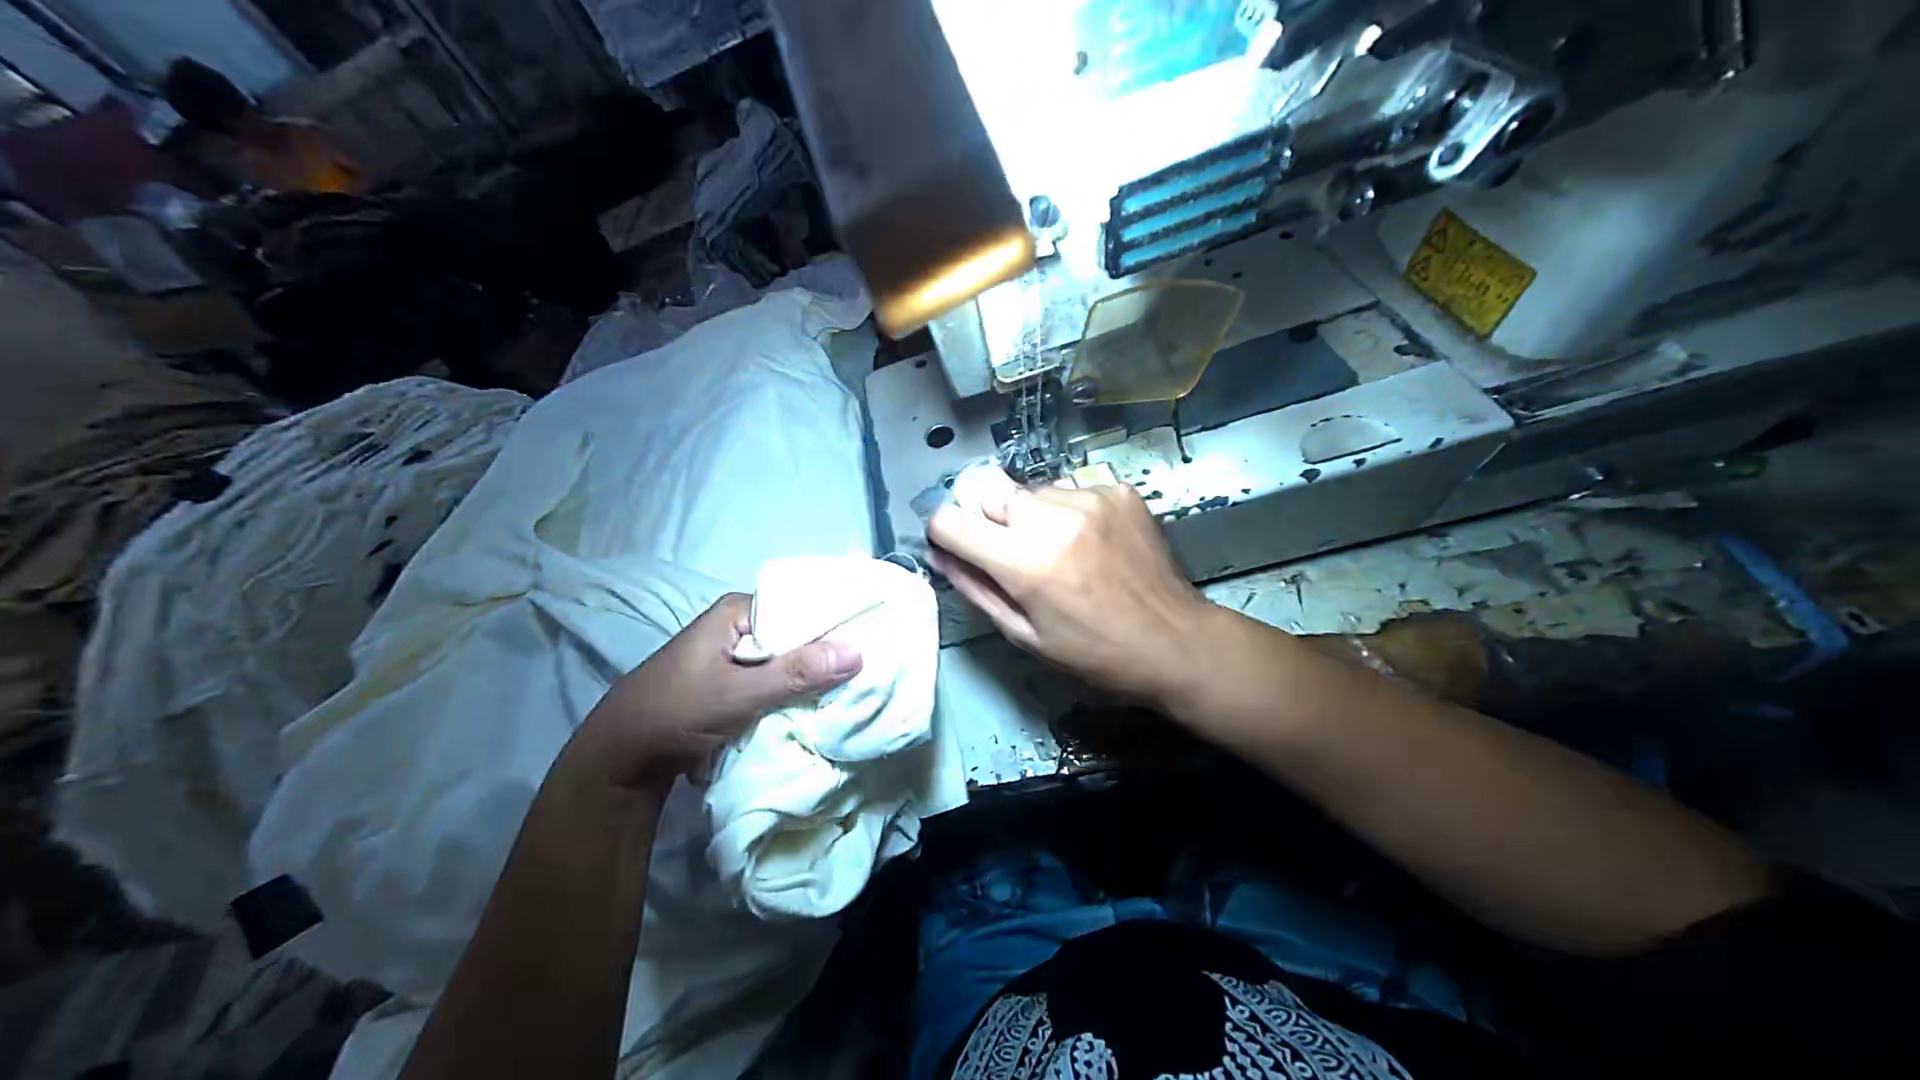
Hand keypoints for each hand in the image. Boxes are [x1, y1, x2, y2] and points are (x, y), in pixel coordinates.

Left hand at [564, 593, 861, 792]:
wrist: (621, 760)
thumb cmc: (674, 712)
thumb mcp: (738, 693)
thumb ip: (796, 673)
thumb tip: (857, 649)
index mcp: (737, 612)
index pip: (801, 603)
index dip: (836, 618)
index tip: (875, 633)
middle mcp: (739, 627)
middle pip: (798, 633)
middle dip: (829, 651)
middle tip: (873, 663)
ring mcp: (736, 657)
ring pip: (789, 660)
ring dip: (814, 675)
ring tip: (859, 683)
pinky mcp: (735, 684)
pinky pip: (777, 682)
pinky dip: (797, 692)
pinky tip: (824, 702)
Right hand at [927, 466, 1214, 702]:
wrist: (1174, 640)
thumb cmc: (1093, 651)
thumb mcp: (1024, 634)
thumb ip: (975, 589)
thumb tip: (939, 555)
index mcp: (1025, 561)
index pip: (950, 520)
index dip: (946, 533)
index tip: (958, 547)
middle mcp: (1053, 518)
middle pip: (989, 495)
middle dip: (991, 522)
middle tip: (1017, 555)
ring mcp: (1089, 497)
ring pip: (1031, 491)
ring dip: (1032, 516)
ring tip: (1062, 551)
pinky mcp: (1117, 490)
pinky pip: (1070, 489)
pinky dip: (1069, 511)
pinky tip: (1090, 541)